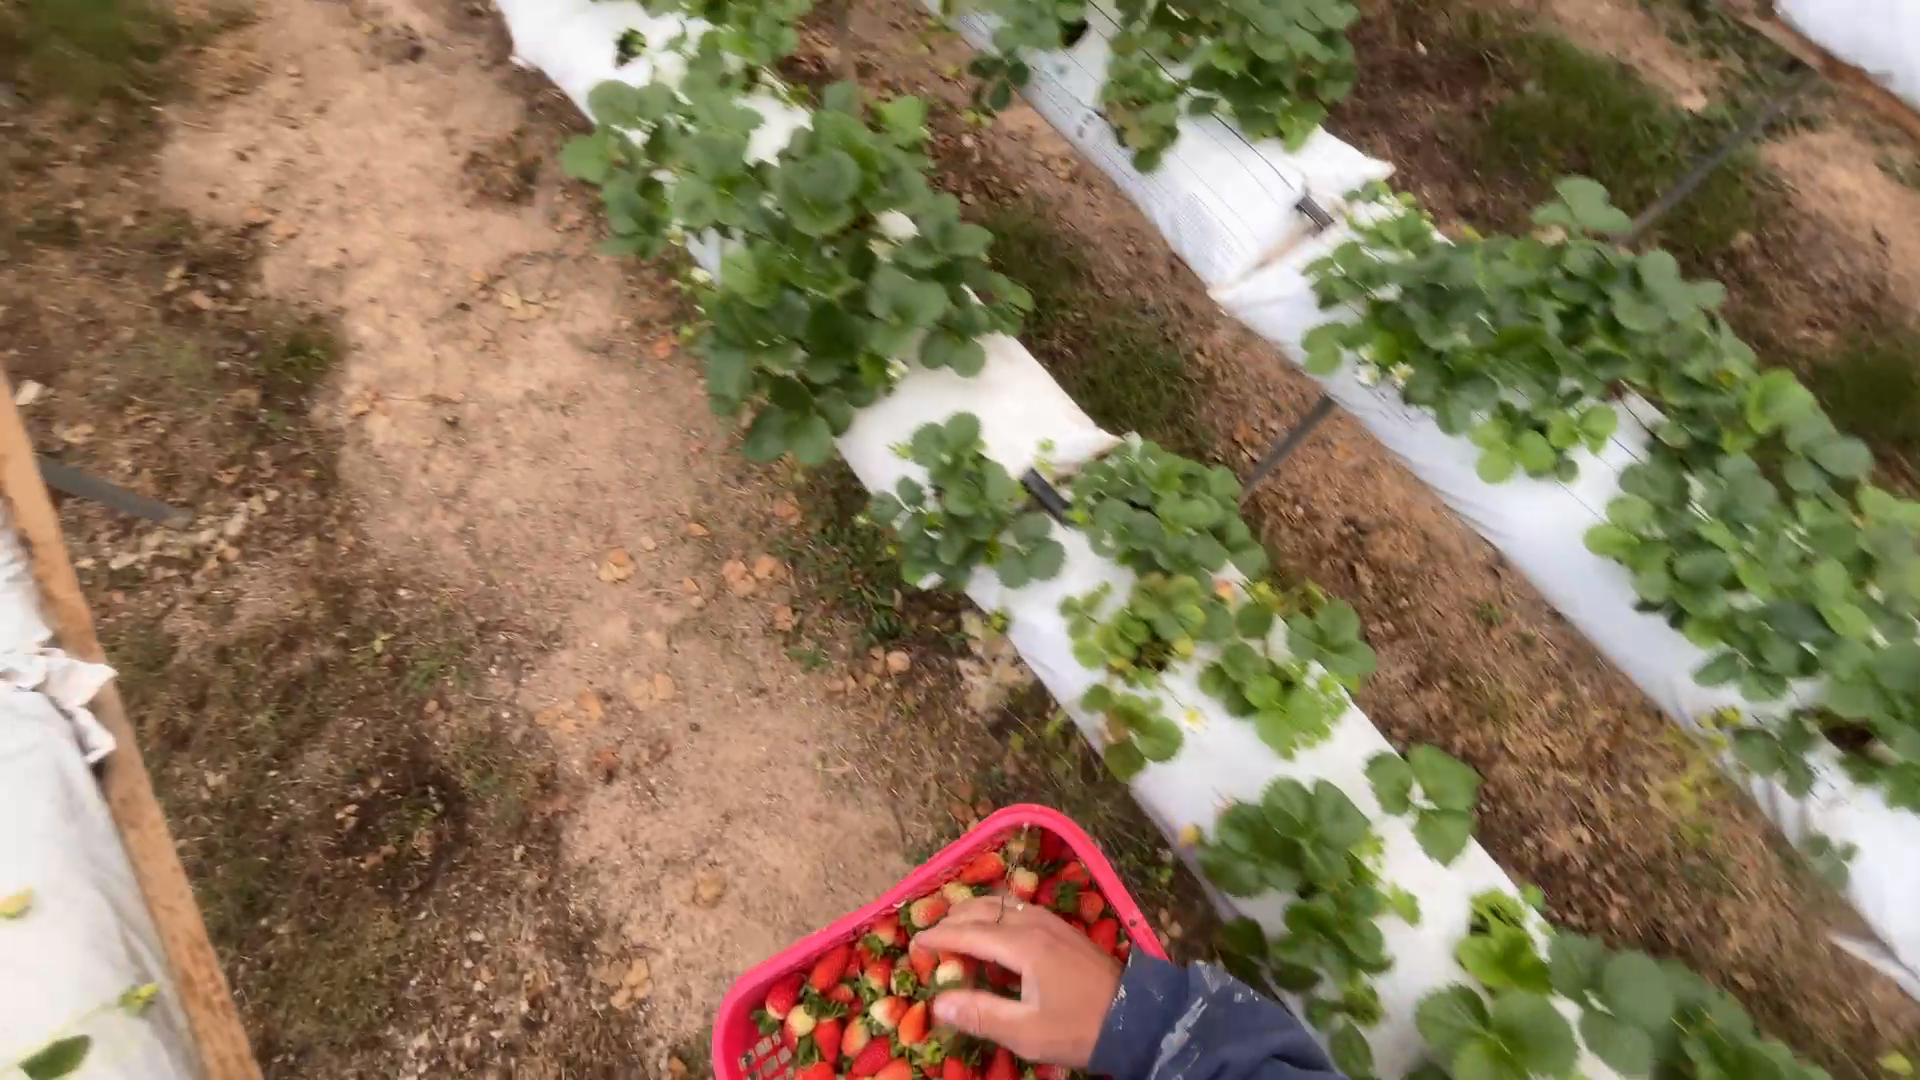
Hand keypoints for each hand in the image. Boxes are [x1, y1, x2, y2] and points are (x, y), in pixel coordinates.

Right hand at [914, 896, 1123, 1067]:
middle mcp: (1032, 922)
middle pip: (982, 909)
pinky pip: (1015, 907)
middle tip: (929, 936)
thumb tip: (939, 1001)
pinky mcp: (1059, 926)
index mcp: (1022, 944)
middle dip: (952, 919)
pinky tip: (990, 927)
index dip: (940, 937)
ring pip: (999, 903)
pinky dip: (992, 912)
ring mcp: (1048, 920)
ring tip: (952, 927)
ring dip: (972, 911)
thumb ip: (981, 1014)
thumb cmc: (1078, 1027)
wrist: (1134, 1016)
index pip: (969, 933)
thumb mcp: (1028, 1032)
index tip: (915, 943)